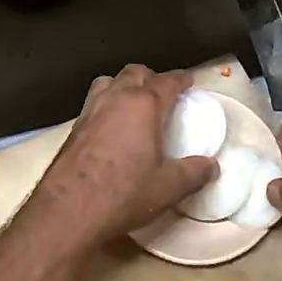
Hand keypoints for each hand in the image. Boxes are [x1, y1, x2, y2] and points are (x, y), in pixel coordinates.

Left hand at [21, 65, 217, 255]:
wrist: (69, 207)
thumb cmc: (124, 192)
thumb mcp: (168, 187)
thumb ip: (194, 174)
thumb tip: (211, 167)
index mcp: (144, 104)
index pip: (167, 81)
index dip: (180, 79)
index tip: (188, 81)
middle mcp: (116, 98)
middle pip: (135, 73)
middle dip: (151, 78)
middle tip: (163, 92)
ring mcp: (91, 109)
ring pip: (110, 81)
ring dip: (124, 85)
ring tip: (134, 102)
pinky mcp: (74, 126)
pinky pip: (94, 101)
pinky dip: (107, 103)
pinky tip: (112, 124)